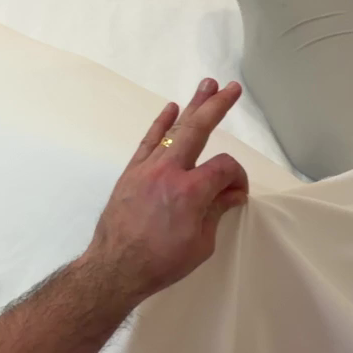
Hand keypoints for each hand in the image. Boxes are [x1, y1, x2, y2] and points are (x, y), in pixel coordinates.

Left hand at [83, 78, 250, 304]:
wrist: (115, 267)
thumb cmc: (161, 262)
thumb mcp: (201, 244)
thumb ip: (217, 211)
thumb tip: (232, 192)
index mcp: (191, 191)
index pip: (224, 167)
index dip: (237, 178)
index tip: (236, 194)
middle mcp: (168, 172)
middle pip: (198, 129)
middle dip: (217, 106)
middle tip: (232, 88)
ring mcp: (147, 169)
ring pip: (173, 130)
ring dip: (192, 106)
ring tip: (207, 84)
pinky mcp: (131, 173)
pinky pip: (148, 141)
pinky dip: (160, 124)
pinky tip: (172, 108)